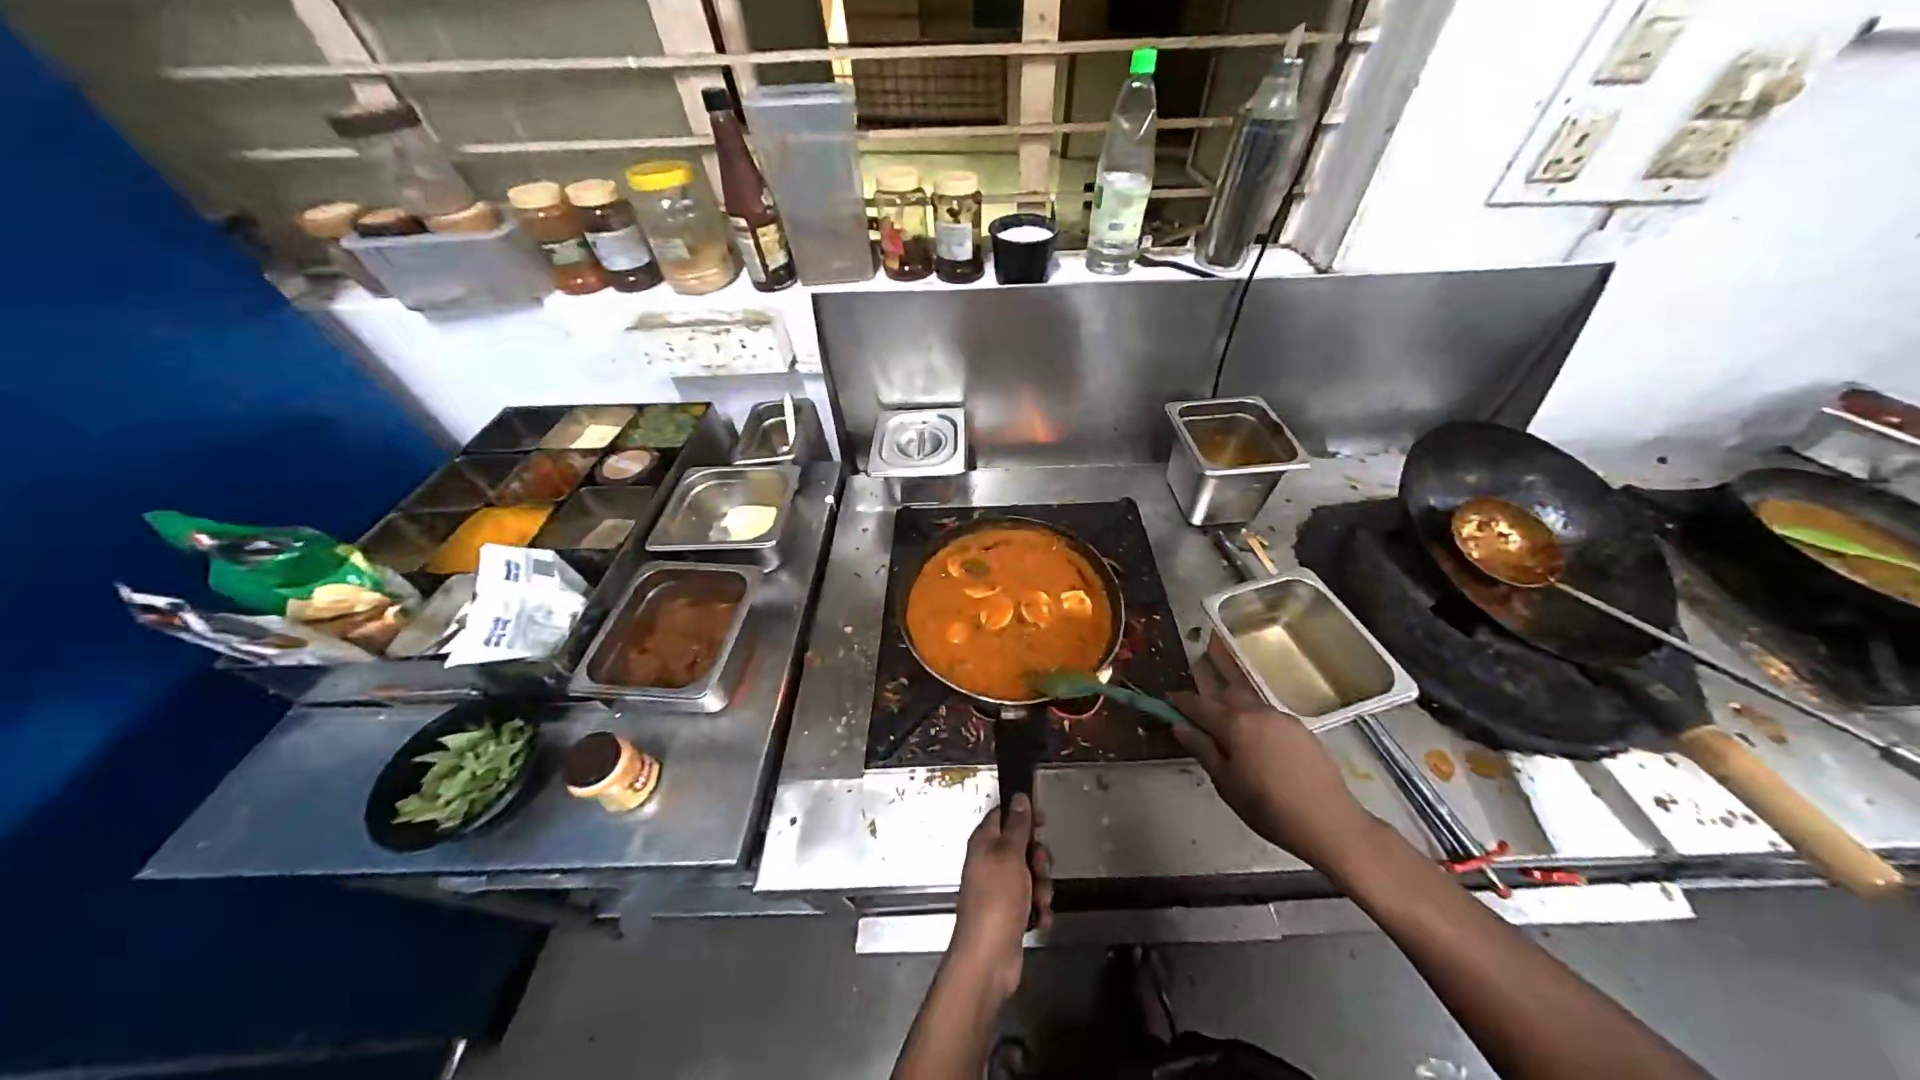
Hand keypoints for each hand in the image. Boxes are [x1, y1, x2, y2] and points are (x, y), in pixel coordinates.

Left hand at [950, 794, 1052, 999]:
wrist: (988, 958)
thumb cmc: (996, 899)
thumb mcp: (1009, 855)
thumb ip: (1017, 826)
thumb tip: (1018, 797)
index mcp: (984, 844)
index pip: (1004, 816)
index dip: (1024, 815)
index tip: (1044, 821)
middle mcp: (990, 863)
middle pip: (1023, 847)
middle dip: (1039, 859)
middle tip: (1040, 869)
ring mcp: (1001, 889)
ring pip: (1033, 876)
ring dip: (1042, 888)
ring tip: (1039, 902)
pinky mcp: (1011, 913)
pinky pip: (1033, 902)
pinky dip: (1039, 910)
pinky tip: (1039, 920)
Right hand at [1169, 671, 1381, 872]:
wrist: (1330, 824)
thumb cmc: (1269, 809)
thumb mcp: (1226, 784)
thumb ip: (1202, 750)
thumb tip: (1180, 726)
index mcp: (1235, 724)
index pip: (1199, 703)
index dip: (1180, 702)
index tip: (1168, 703)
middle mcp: (1259, 712)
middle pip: (1227, 695)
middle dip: (1211, 703)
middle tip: (1202, 726)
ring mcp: (1284, 719)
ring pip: (1250, 704)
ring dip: (1235, 713)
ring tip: (1234, 742)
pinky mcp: (1303, 730)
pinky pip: (1270, 717)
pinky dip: (1257, 723)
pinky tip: (1261, 751)